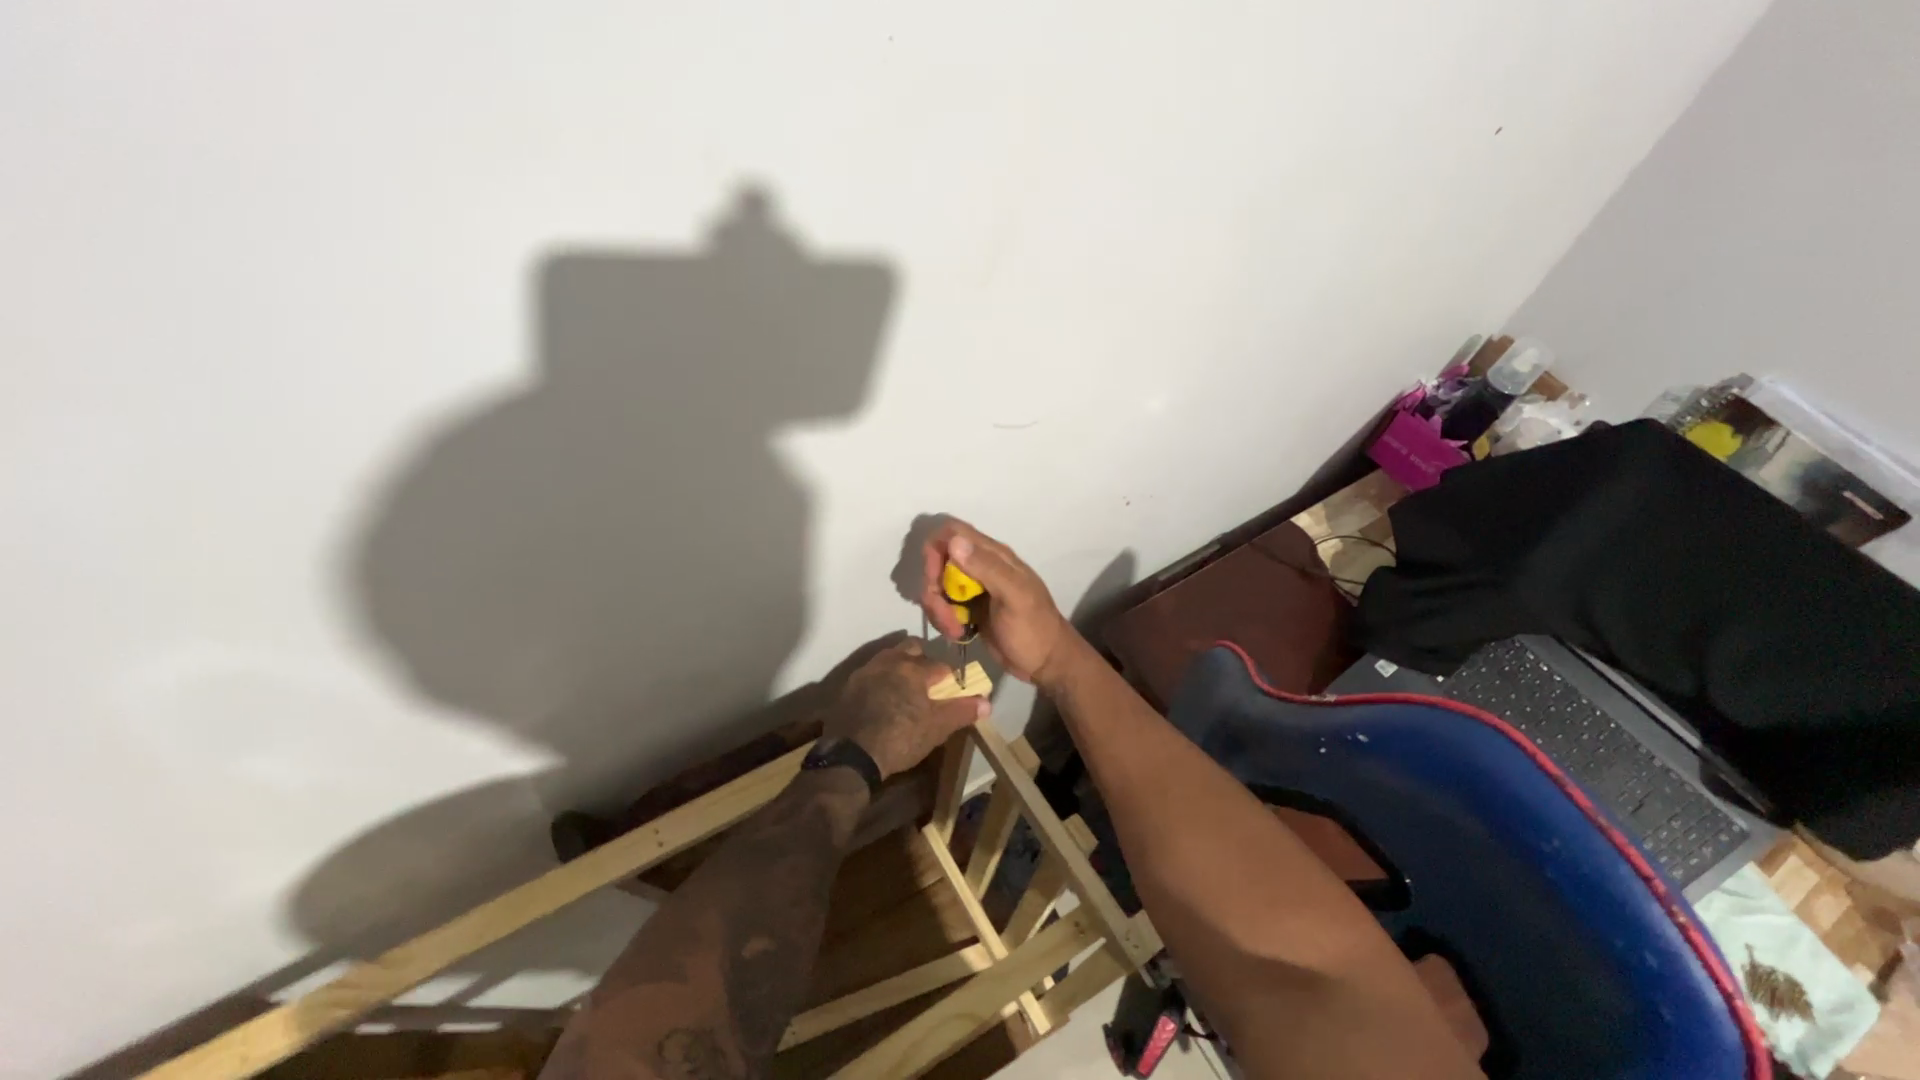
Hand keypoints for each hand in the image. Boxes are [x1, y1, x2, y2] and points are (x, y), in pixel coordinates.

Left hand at [825, 640, 988, 779]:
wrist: (852, 755)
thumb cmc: (901, 738)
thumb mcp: (937, 728)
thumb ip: (962, 711)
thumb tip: (987, 702)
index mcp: (913, 668)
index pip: (941, 665)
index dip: (951, 677)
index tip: (953, 689)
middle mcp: (889, 661)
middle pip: (912, 648)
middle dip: (923, 659)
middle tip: (929, 681)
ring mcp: (866, 671)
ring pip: (889, 657)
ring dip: (900, 665)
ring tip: (906, 687)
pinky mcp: (849, 686)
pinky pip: (871, 673)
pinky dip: (881, 679)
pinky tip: (882, 697)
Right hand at [919, 518, 1076, 686]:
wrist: (1045, 662)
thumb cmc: (1034, 628)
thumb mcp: (1014, 597)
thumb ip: (987, 568)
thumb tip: (953, 541)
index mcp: (994, 555)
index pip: (952, 532)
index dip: (935, 550)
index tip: (935, 579)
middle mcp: (980, 566)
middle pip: (938, 561)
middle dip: (933, 587)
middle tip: (945, 615)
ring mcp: (973, 588)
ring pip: (937, 586)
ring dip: (937, 608)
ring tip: (955, 630)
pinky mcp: (968, 609)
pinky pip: (943, 605)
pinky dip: (942, 619)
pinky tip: (958, 633)